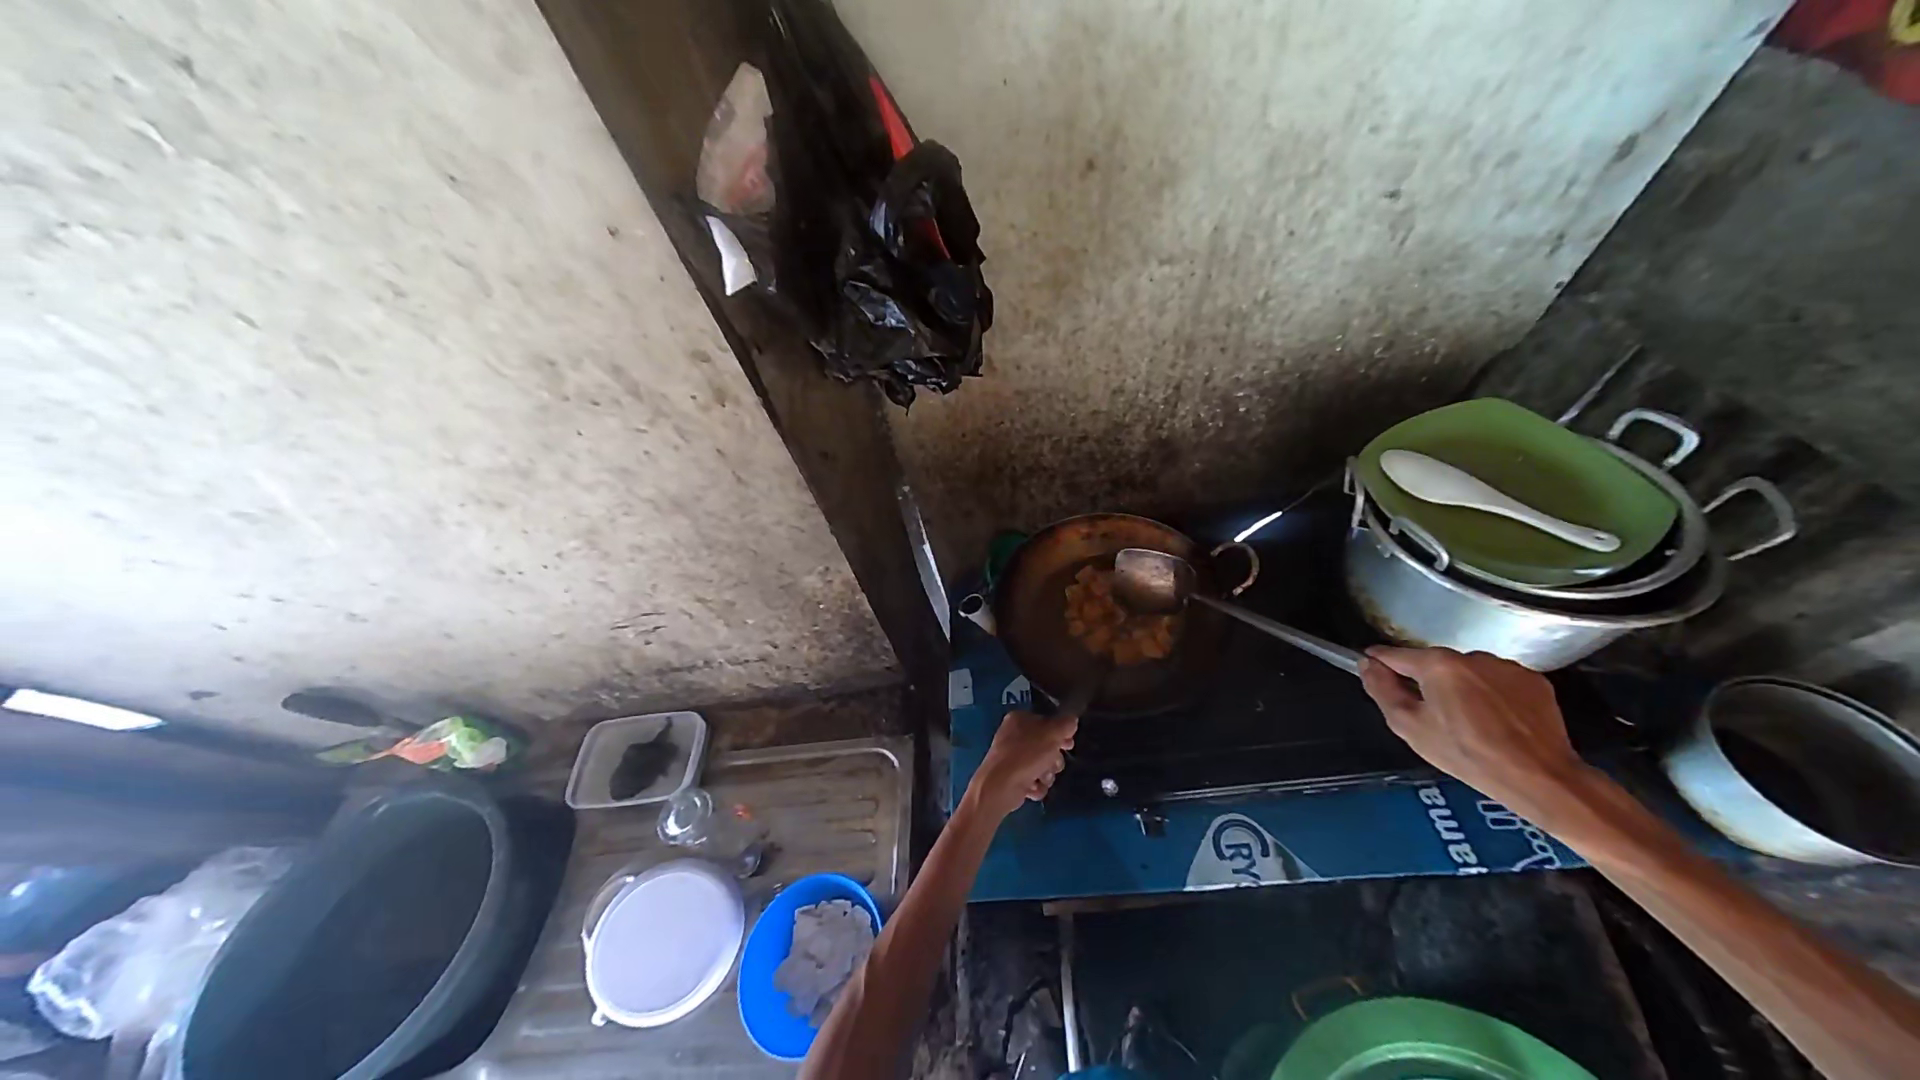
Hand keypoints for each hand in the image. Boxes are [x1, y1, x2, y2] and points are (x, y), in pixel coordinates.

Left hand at [967, 710, 1077, 818]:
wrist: (1001, 785)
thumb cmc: (1027, 754)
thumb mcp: (1052, 733)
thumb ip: (1066, 724)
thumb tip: (1071, 721)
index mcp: (1019, 719)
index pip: (1047, 722)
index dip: (1061, 734)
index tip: (1069, 745)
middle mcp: (1014, 736)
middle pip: (1046, 747)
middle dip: (1054, 759)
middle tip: (1052, 763)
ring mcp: (1012, 758)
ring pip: (1042, 766)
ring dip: (1046, 774)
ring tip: (1040, 778)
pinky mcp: (1012, 777)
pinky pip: (1034, 781)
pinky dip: (1036, 786)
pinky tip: (1032, 788)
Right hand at [1358, 646, 1591, 813]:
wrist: (1538, 777)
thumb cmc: (1464, 753)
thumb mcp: (1408, 726)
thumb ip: (1381, 689)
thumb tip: (1367, 664)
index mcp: (1438, 664)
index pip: (1395, 654)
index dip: (1378, 662)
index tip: (1372, 670)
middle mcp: (1472, 656)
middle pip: (1433, 663)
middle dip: (1424, 680)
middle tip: (1427, 713)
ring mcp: (1506, 667)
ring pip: (1467, 671)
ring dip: (1459, 686)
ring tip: (1467, 719)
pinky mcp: (1534, 681)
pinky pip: (1497, 680)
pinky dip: (1490, 693)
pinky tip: (1495, 720)